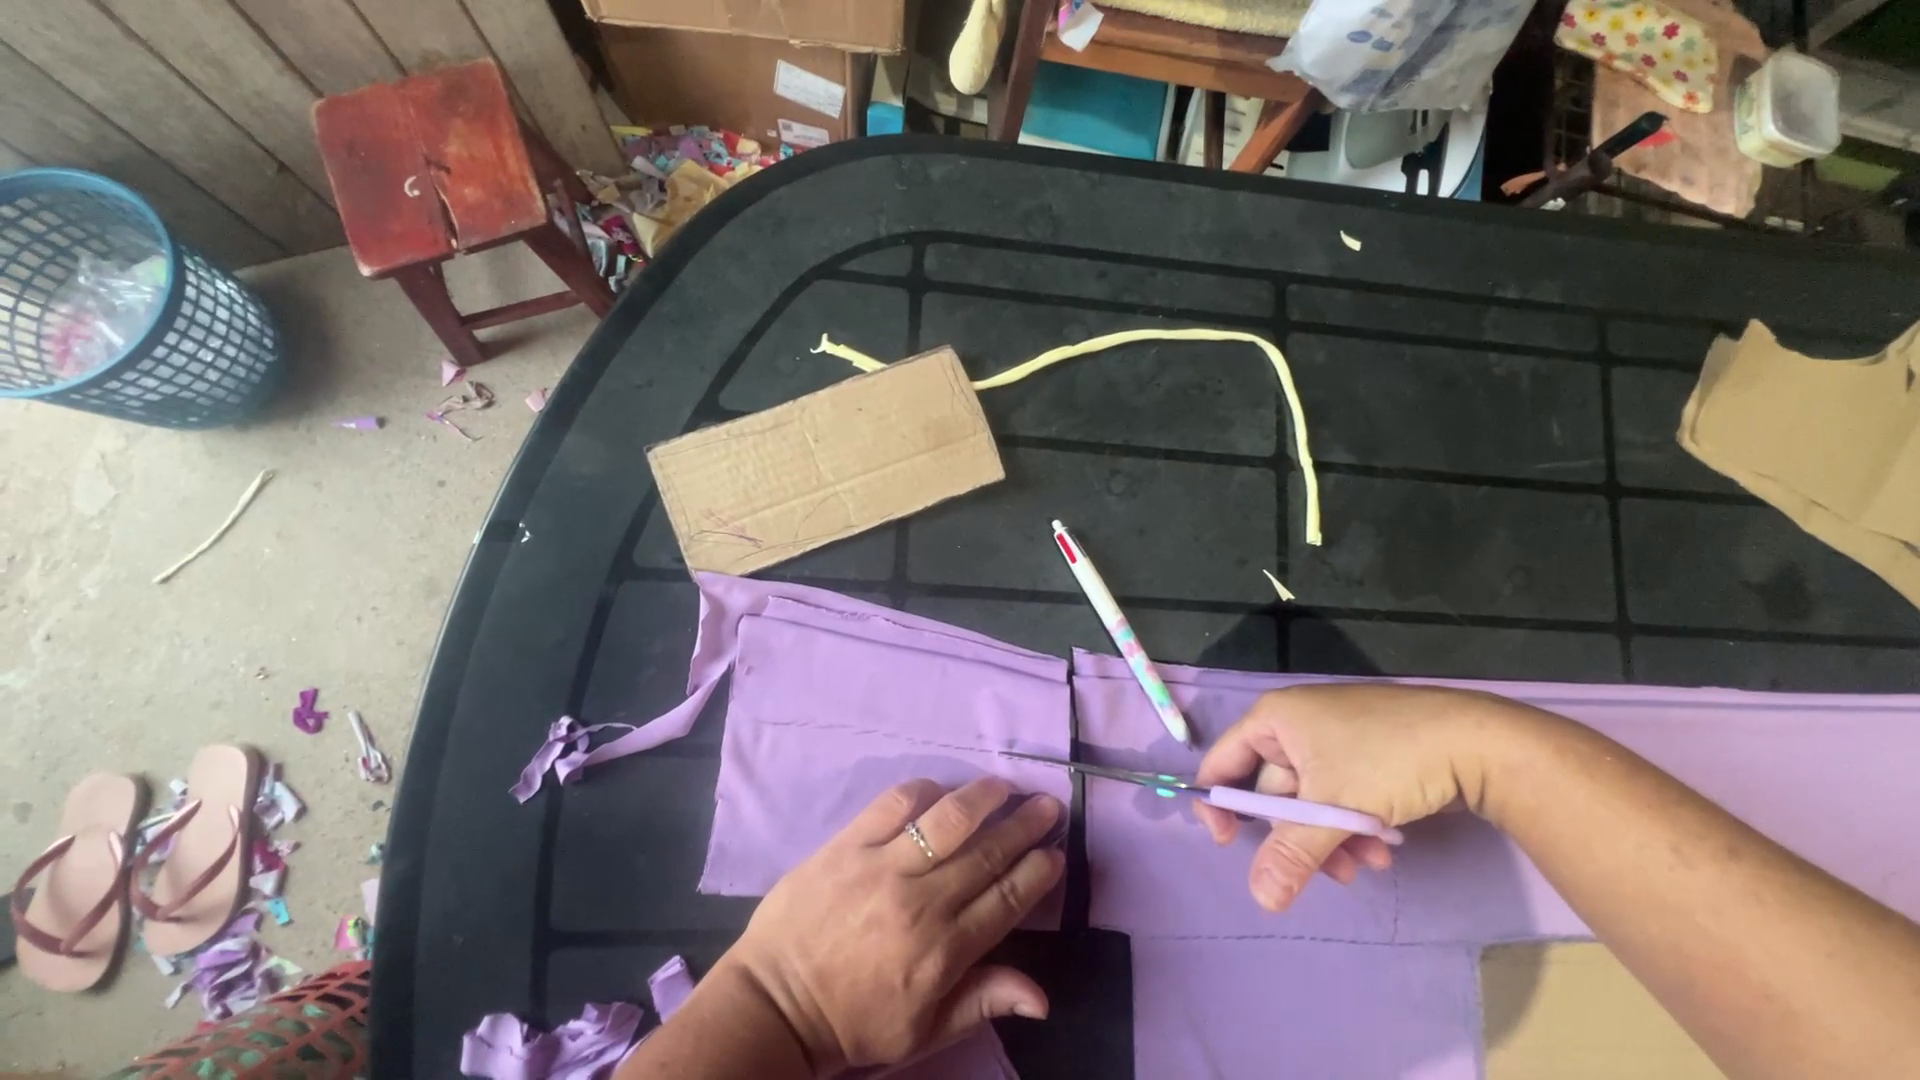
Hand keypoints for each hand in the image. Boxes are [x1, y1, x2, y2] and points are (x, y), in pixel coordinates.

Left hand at [715, 777, 1065, 1074]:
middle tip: (1047, 806)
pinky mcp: (847, 845)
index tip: (1056, 851)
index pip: (1007, 899)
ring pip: (947, 820)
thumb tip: (1043, 997)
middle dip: (1024, 827)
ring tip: (1003, 786)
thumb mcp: (924, 1031)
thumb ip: (983, 1001)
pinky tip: (939, 789)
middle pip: (987, 853)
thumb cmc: (854, 1022)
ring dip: (983, 798)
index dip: (1038, 871)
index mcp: (945, 951)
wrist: (775, 1003)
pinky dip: (922, 791)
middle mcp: (921, 902)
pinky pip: (892, 804)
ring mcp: (882, 867)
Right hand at [1194, 684, 1538, 912]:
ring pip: (1312, 799)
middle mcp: (1297, 723)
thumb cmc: (1390, 759)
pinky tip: (1384, 844)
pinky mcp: (1368, 753)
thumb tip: (1260, 898)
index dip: (1221, 805)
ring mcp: (1334, 737)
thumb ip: (1291, 853)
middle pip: (1274, 790)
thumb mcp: (1334, 807)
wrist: (1481, 741)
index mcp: (1275, 719)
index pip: (1223, 762)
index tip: (1231, 845)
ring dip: (1332, 837)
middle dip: (1299, 835)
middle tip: (1326, 869)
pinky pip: (1341, 793)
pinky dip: (1354, 822)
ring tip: (1367, 861)